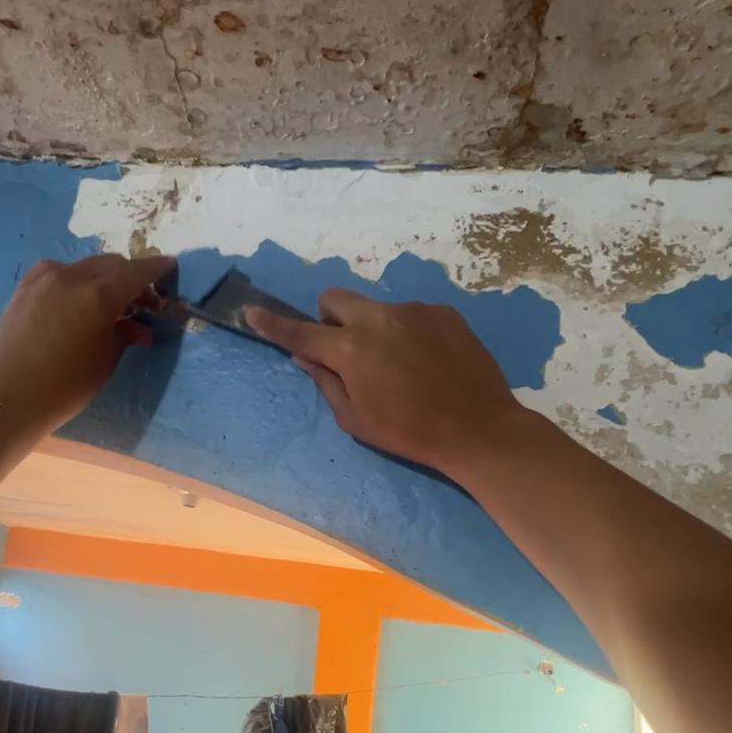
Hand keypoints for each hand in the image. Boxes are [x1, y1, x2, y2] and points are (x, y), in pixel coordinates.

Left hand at [0, 253, 173, 429]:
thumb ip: (123, 335)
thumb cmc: (64, 388)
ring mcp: (43, 279)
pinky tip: (76, 301)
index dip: (156, 269)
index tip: (169, 266)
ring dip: (103, 277)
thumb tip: (139, 327)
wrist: (4, 399)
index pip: (136, 272)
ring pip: (85, 266)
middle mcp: (71, 277)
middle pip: (111, 264)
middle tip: (142, 301)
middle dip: (130, 276)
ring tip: (109, 303)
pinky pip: (59, 272)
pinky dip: (76, 279)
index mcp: (98, 295)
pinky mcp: (24, 287)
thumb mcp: (104, 362)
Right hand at [244, 289, 536, 476]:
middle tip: (345, 352)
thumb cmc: (409, 433)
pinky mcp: (444, 313)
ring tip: (399, 366)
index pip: (301, 331)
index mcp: (350, 349)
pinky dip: (406, 332)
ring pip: (375, 309)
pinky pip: (410, 315)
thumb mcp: (356, 419)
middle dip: (330, 319)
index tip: (252, 312)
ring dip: (372, 329)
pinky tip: (427, 361)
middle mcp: (378, 318)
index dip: (273, 324)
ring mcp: (414, 311)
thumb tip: (306, 356)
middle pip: (335, 299)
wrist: (478, 429)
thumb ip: (326, 382)